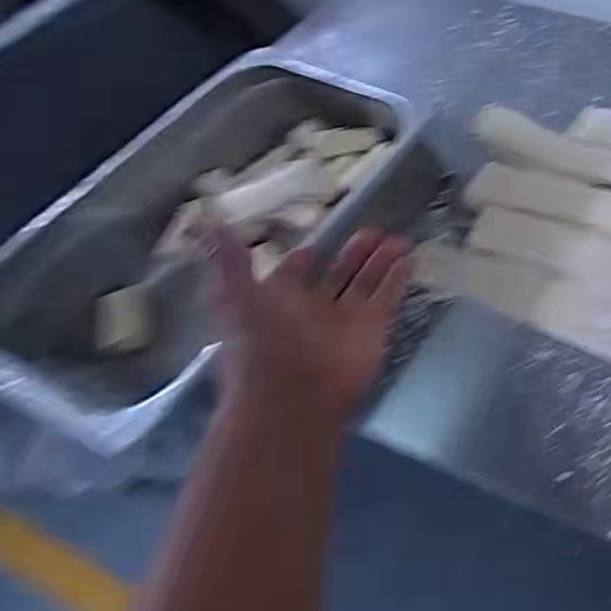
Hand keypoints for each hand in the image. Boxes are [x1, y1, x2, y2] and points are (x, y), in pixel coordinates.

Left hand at [205, 225, 411, 423]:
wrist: (295, 390)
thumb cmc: (261, 341)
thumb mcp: (233, 296)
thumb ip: (227, 259)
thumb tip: (201, 220)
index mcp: (278, 299)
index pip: (294, 272)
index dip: (304, 257)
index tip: (316, 243)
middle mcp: (313, 306)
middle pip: (338, 272)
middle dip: (354, 252)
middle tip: (373, 230)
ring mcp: (346, 315)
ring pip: (367, 280)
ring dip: (381, 259)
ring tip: (398, 237)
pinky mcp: (374, 324)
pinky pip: (389, 294)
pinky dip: (399, 276)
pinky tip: (409, 257)